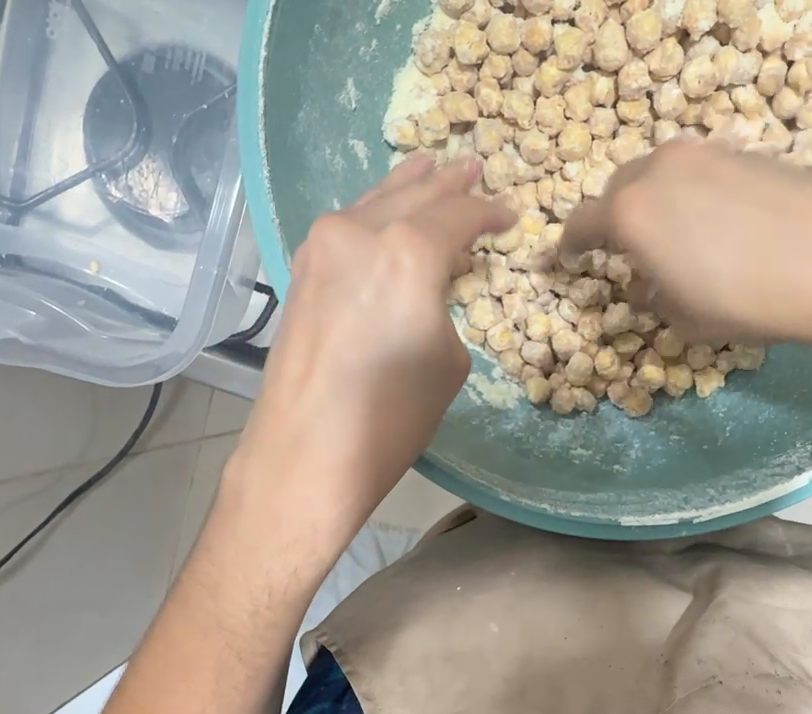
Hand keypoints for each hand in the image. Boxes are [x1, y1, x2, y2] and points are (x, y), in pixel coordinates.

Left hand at [222, 157, 512, 553]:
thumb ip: (445, 308)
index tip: (509, 215)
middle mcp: (361, 232)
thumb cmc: (391, 416)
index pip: (459, 215)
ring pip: (374, 202)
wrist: (307, 451)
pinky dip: (375, 213)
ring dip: (407, 187)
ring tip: (430, 165)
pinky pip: (348, 225)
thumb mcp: (448, 362)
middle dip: (447, 183)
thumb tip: (428, 293)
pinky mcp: (302, 270)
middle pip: (414, 195)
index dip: (489, 213)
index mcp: (410, 252)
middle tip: (472, 164)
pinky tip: (385, 210)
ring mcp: (323, 247)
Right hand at [560, 139, 811, 352]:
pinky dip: (694, 197)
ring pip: (662, 175)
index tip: (567, 259)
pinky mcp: (747, 152)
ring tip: (675, 241)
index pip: (581, 224)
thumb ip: (655, 301)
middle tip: (627, 254)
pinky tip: (720, 228)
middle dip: (615, 221)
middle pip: (619, 190)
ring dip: (656, 205)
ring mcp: (707, 154)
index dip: (570, 246)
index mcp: (631, 213)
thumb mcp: (687, 319)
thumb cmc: (747, 300)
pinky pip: (701, 173)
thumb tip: (648, 290)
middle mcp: (660, 170)